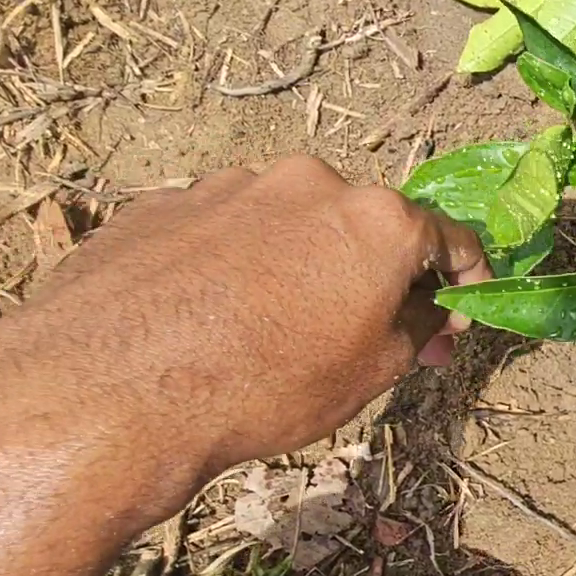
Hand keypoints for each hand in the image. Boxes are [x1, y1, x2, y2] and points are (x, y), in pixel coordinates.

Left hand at [0, 155, 487, 478]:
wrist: (108, 391)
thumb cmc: (276, 381)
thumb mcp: (382, 366)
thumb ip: (422, 325)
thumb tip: (431, 311)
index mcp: (380, 219)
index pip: (453, 241)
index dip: (466, 282)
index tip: (459, 317)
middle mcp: (312, 184)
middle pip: (375, 226)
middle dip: (391, 274)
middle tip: (387, 328)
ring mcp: (232, 186)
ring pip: (305, 223)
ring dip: (323, 264)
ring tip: (303, 322)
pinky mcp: (165, 202)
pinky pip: (239, 228)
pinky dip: (257, 261)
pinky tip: (239, 312)